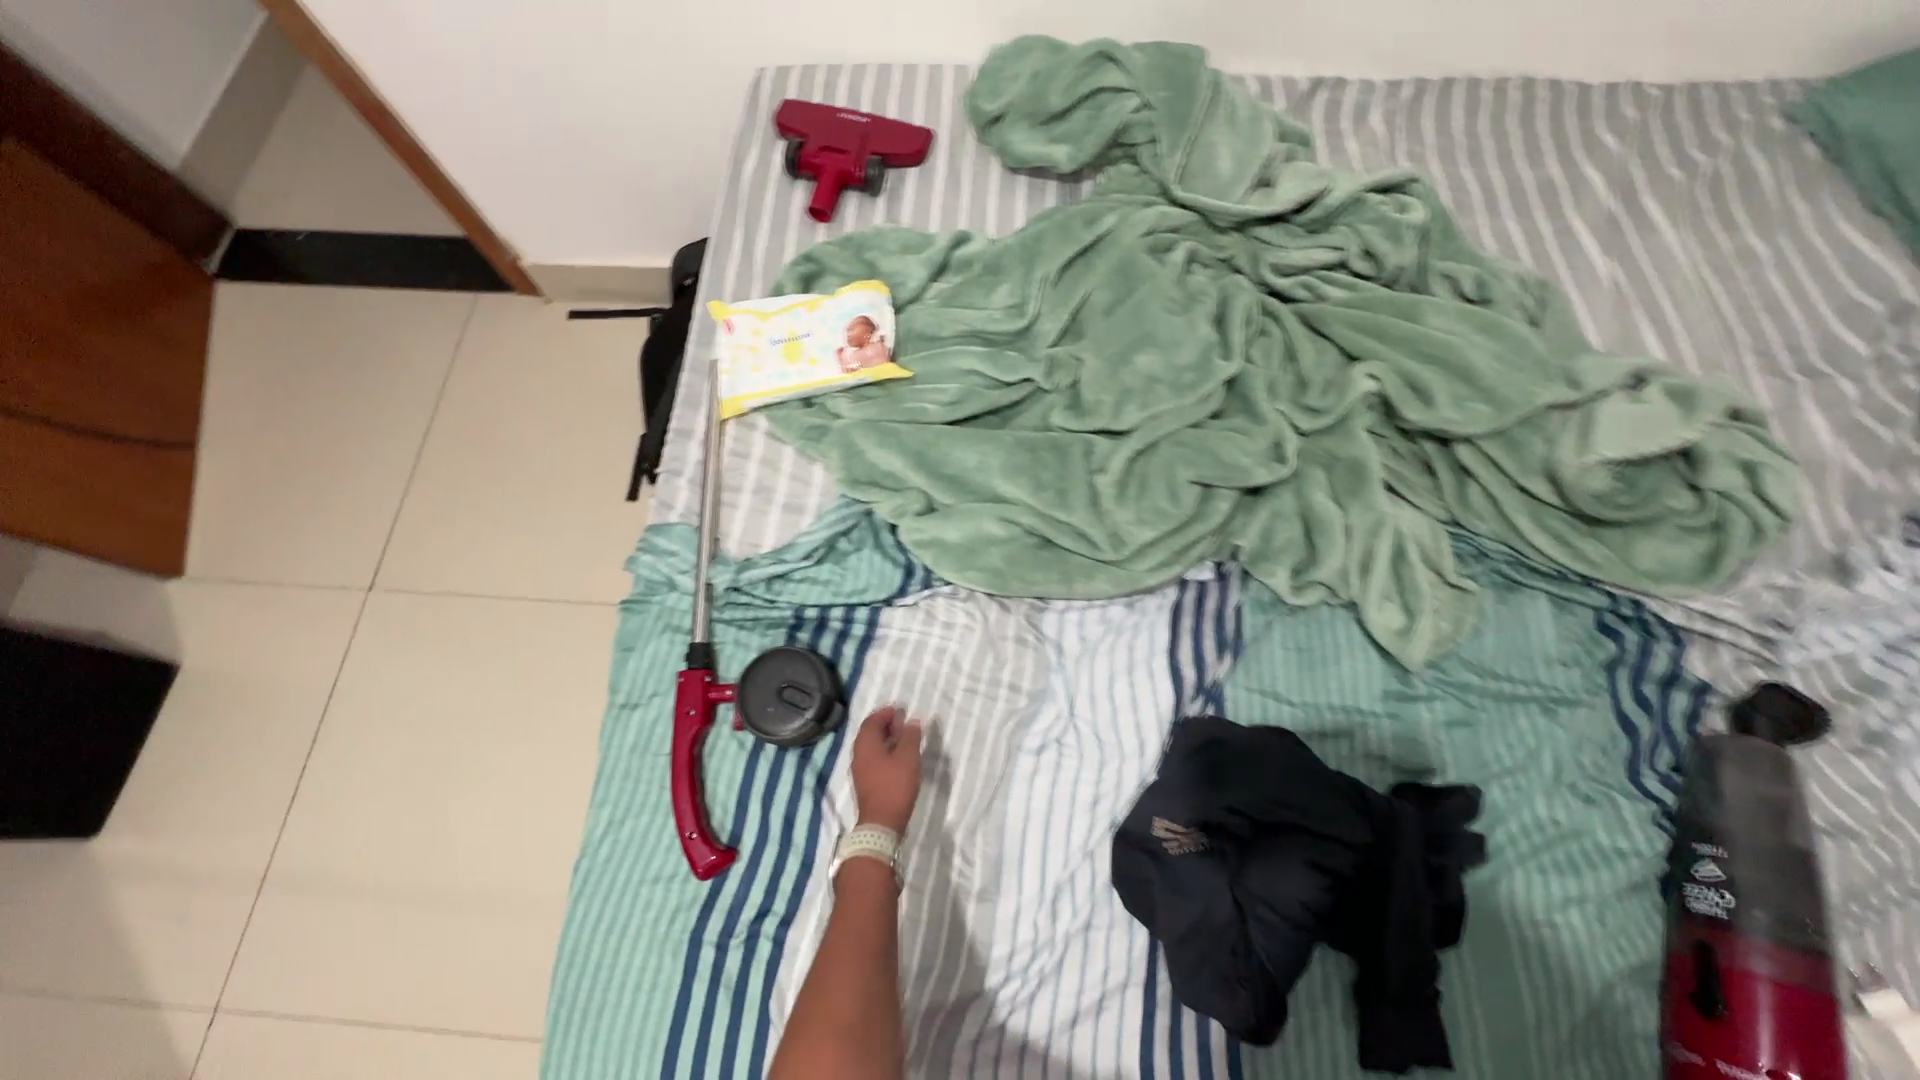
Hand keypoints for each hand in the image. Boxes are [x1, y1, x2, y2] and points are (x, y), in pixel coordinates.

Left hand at [851, 706, 923, 834]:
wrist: (881, 822)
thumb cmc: (895, 785)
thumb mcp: (908, 757)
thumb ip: (910, 737)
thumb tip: (910, 722)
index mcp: (865, 744)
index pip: (871, 721)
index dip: (885, 713)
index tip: (899, 711)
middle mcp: (858, 754)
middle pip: (869, 733)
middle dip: (885, 725)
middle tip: (903, 723)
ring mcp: (860, 770)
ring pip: (871, 747)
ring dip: (886, 740)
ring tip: (904, 740)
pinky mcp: (865, 782)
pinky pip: (873, 759)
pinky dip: (884, 753)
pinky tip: (898, 759)